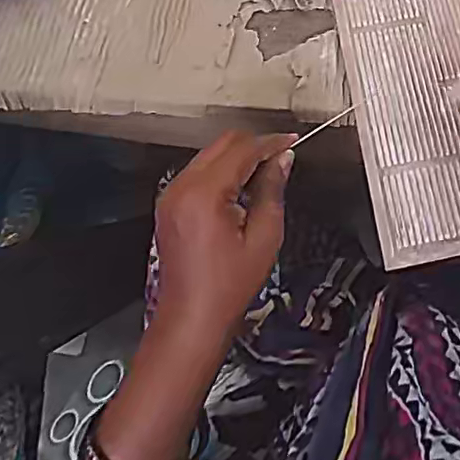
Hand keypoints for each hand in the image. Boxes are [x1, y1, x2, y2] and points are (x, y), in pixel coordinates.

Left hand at [153, 131, 295, 335]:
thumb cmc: (227, 286)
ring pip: (209, 154)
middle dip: (254, 145)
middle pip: (222, 144)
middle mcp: (181, 188)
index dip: (270, 143)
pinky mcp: (169, 204)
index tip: (290, 142)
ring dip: (237, 157)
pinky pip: (198, 172)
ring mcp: (171, 195)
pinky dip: (221, 170)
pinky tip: (241, 186)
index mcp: (204, 194)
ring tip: (266, 172)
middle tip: (281, 156)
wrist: (193, 317)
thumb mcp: (264, 237)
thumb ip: (272, 191)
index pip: (241, 150)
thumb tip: (282, 161)